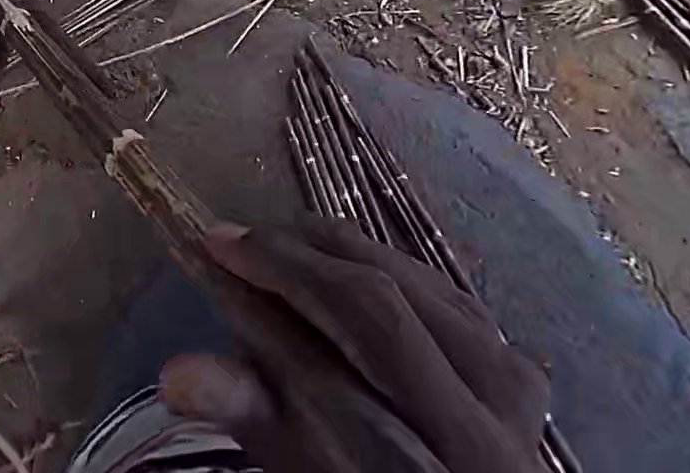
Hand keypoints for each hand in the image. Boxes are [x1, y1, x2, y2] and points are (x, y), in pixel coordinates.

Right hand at [161, 219, 549, 472]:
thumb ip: (261, 423)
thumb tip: (177, 372)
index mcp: (449, 451)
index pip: (362, 323)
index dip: (286, 271)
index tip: (219, 242)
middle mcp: (494, 402)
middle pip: (384, 291)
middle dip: (298, 252)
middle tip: (241, 238)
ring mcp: (512, 372)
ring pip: (407, 272)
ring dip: (332, 250)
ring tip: (277, 246)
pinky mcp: (512, 353)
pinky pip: (431, 282)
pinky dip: (372, 264)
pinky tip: (334, 265)